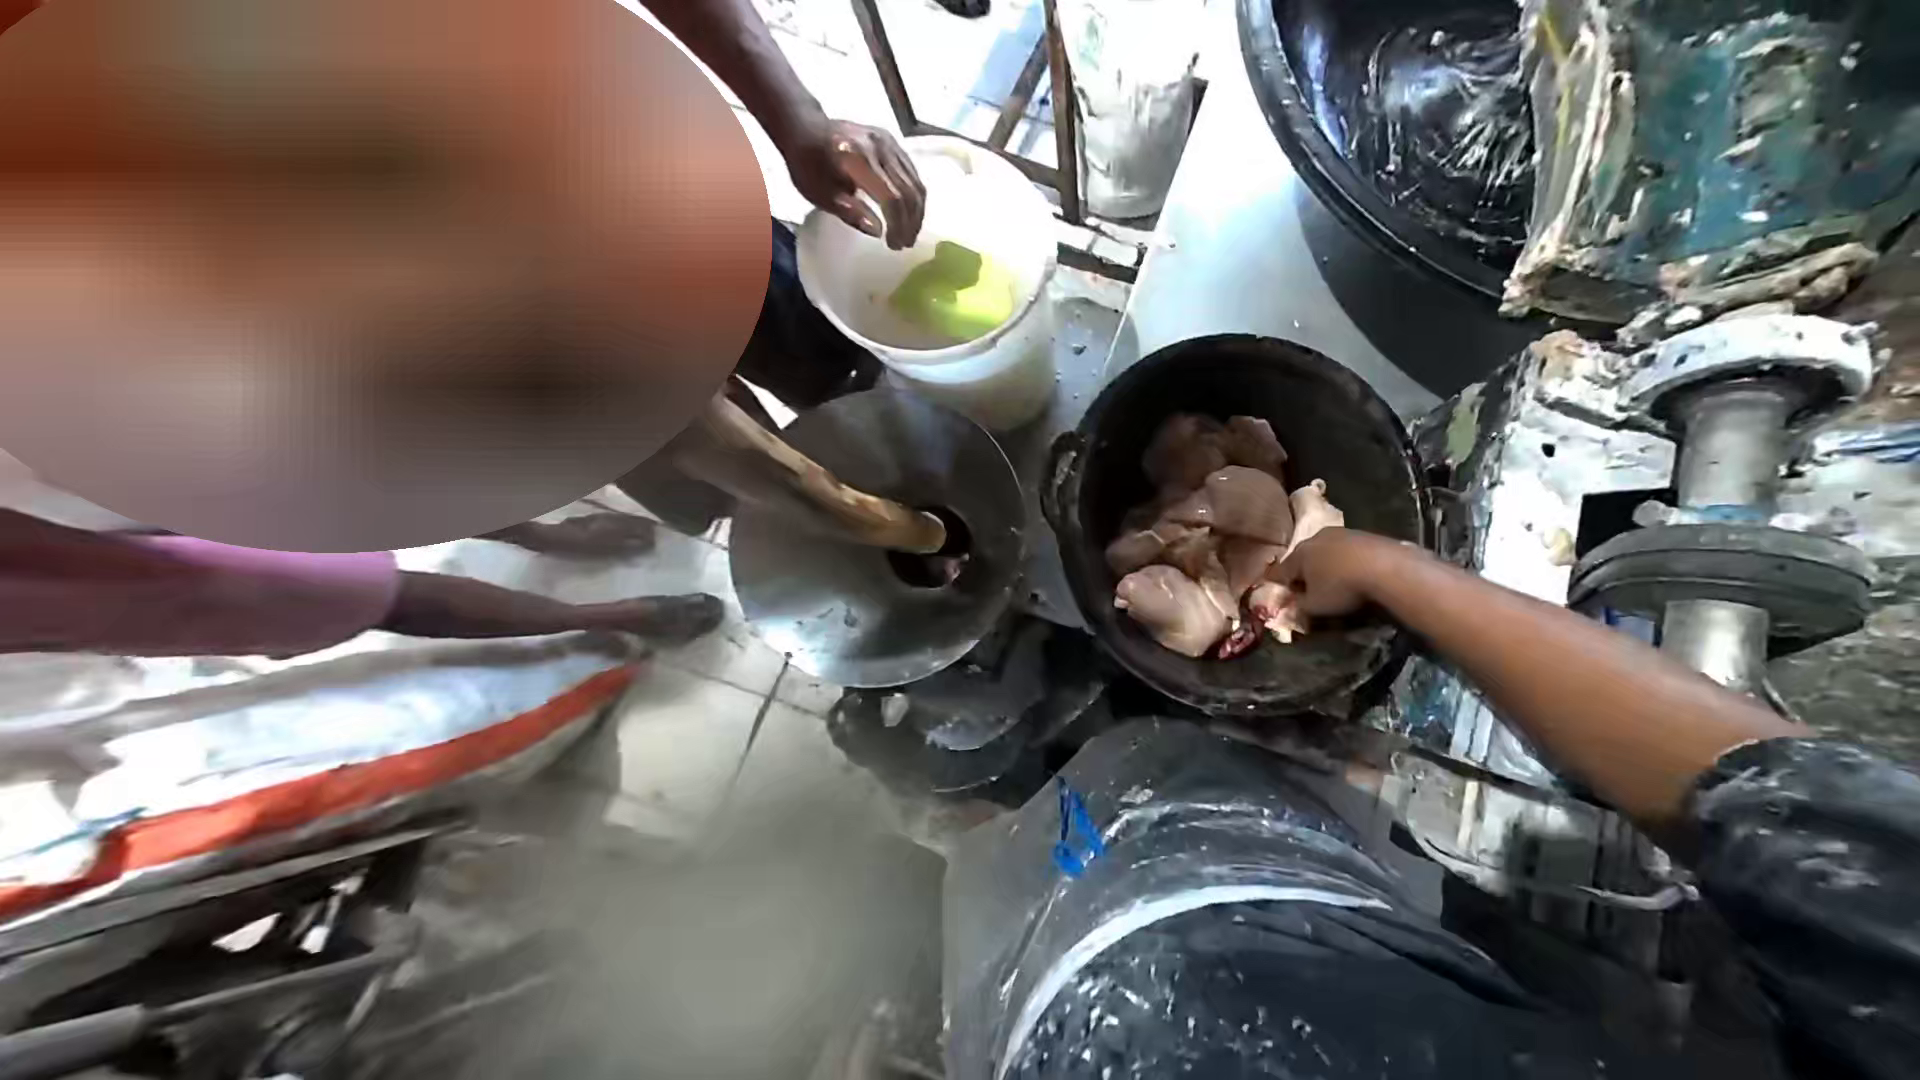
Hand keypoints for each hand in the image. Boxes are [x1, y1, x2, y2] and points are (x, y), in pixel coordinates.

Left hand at [784, 119, 925, 249]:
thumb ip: (850, 212)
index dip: (896, 225)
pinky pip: (913, 174)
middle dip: (909, 222)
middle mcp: (880, 146)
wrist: (805, 127)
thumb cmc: (808, 166)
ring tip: (909, 234)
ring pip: (915, 183)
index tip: (893, 245)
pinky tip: (909, 214)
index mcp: (859, 158)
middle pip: (908, 191)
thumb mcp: (821, 195)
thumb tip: (878, 231)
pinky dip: (915, 198)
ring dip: (916, 213)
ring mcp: (890, 142)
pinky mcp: (894, 143)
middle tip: (904, 244)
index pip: (891, 197)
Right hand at [1267, 528, 1406, 617]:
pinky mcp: (1364, 533)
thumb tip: (1297, 602)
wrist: (1388, 568)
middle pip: (1304, 558)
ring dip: (1328, 565)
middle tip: (1314, 590)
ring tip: (1339, 582)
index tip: (1291, 597)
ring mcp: (1340, 533)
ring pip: (1326, 551)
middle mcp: (1314, 538)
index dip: (1283, 586)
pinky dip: (1348, 561)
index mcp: (1298, 554)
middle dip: (1306, 573)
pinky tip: (1358, 573)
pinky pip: (1348, 550)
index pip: (1281, 571)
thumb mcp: (1316, 606)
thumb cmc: (1343, 588)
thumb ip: (1300, 605)